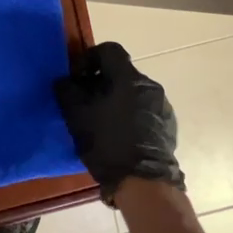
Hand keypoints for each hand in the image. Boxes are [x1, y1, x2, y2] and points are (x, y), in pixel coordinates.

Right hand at [53, 41, 183, 201]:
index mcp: (129, 78)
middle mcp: (151, 86)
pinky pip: (144, 111)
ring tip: (101, 122)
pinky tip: (119, 136)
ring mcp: (162, 107)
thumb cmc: (107, 143)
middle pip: (121, 74)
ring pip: (133, 94)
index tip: (76, 78)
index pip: (109, 50)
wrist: (143, 181)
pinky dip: (129, 116)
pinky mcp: (168, 126)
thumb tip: (65, 80)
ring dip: (116, 100)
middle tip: (84, 103)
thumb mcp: (77, 116)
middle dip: (100, 83)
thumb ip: (67, 91)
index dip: (89, 58)